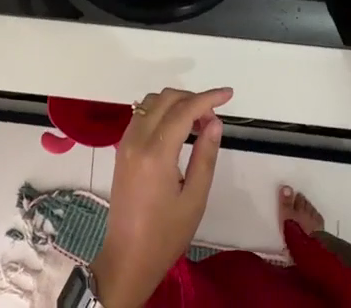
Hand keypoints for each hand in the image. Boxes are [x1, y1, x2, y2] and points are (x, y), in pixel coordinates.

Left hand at [93, 87, 231, 306]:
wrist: (128, 256)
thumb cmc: (166, 234)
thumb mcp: (195, 199)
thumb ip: (205, 156)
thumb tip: (215, 122)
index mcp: (156, 153)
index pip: (183, 111)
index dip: (207, 98)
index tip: (228, 94)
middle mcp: (136, 140)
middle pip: (165, 100)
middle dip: (192, 99)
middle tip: (214, 117)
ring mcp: (125, 143)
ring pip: (150, 103)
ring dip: (175, 103)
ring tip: (199, 123)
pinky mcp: (121, 149)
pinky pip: (141, 115)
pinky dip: (161, 112)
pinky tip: (178, 129)